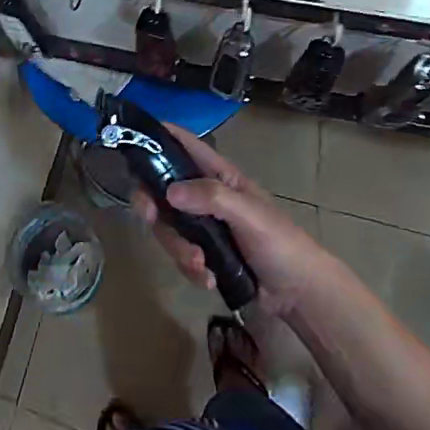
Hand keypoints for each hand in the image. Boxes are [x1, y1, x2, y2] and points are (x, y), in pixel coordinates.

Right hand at [131, 125, 342, 318]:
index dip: (160, 136)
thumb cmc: (280, 242)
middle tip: (149, 217)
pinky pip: (179, 256)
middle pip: (162, 190)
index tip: (132, 137)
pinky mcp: (202, 256)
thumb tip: (169, 191)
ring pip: (168, 228)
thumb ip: (212, 197)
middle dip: (152, 205)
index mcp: (220, 176)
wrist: (297, 293)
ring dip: (179, 249)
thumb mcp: (249, 214)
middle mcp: (206, 196)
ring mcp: (202, 227)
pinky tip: (208, 280)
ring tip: (201, 266)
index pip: (186, 146)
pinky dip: (190, 270)